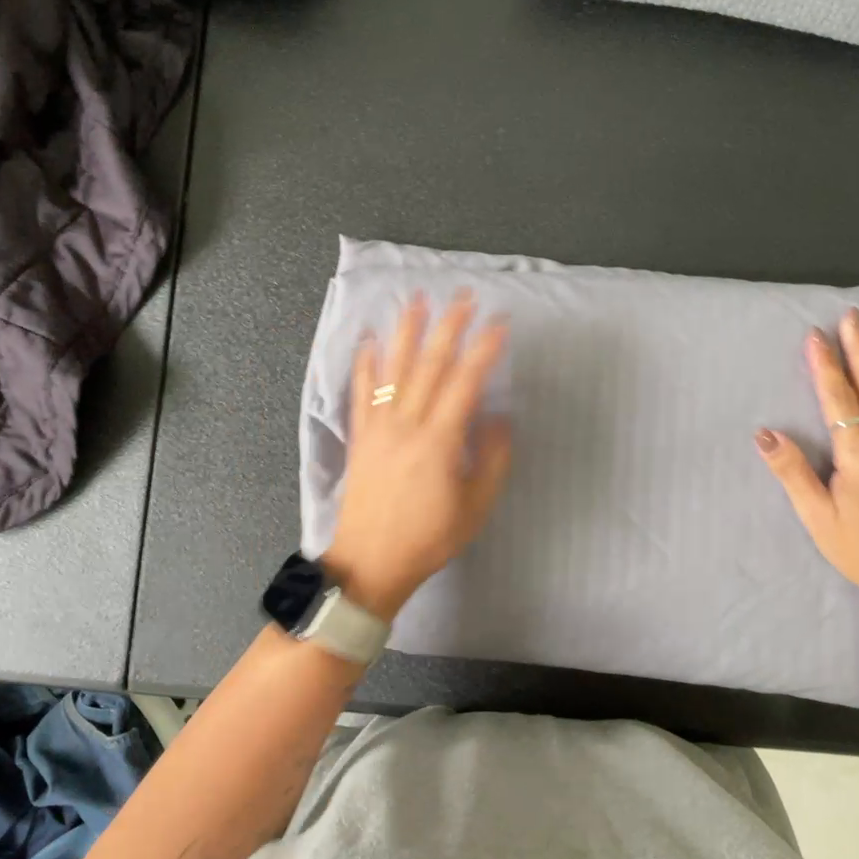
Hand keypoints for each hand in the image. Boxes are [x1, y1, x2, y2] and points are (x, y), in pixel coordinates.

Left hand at [326, 293, 513, 619]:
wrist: (371, 562)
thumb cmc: (429, 538)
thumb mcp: (475, 506)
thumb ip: (490, 459)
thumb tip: (498, 416)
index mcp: (439, 441)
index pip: (465, 383)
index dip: (483, 350)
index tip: (499, 323)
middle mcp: (406, 425)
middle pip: (429, 366)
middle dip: (448, 327)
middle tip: (463, 296)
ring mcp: (378, 427)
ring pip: (393, 370)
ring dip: (406, 332)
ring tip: (416, 300)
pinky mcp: (360, 436)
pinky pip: (361, 392)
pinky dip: (365, 363)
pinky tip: (369, 340)